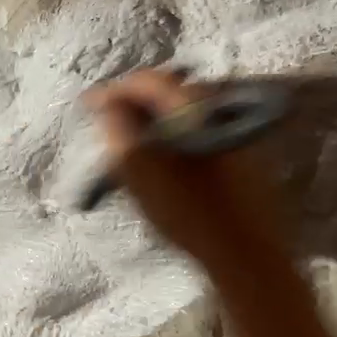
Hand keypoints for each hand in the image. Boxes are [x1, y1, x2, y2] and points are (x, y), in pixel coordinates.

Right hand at [84, 69, 291, 268]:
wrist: (246, 256)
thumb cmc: (188, 211)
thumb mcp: (139, 168)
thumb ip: (118, 126)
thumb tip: (107, 100)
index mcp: (196, 110)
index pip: (150, 80)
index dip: (115, 89)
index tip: (89, 104)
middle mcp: (219, 113)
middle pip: (167, 92)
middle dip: (133, 103)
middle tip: (106, 123)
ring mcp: (233, 135)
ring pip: (181, 113)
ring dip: (150, 121)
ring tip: (127, 144)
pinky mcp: (239, 157)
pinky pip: (194, 131)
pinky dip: (169, 136)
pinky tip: (157, 160)